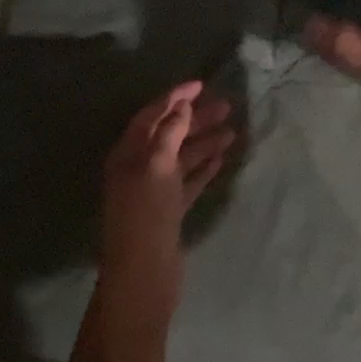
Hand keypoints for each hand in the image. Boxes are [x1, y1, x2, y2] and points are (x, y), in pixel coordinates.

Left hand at [98, 81, 234, 281]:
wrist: (142, 277)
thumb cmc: (146, 216)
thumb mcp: (156, 167)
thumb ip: (168, 134)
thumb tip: (181, 107)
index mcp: (128, 154)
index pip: (152, 115)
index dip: (175, 97)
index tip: (201, 84)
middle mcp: (139, 168)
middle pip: (169, 134)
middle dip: (195, 118)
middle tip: (226, 105)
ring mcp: (154, 191)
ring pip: (182, 157)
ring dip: (204, 141)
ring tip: (232, 130)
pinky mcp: (169, 211)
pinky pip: (188, 180)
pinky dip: (204, 167)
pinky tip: (222, 158)